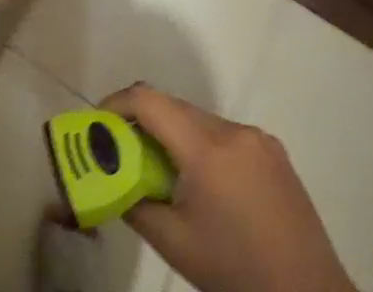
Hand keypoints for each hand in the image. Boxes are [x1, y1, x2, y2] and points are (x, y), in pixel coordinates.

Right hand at [101, 85, 355, 291]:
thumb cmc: (235, 270)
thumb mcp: (172, 241)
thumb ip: (133, 201)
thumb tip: (108, 179)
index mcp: (208, 149)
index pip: (149, 101)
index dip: (116, 104)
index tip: (97, 125)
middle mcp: (235, 132)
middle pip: (174, 106)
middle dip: (141, 121)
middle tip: (120, 151)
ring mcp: (260, 140)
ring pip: (199, 119)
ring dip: (172, 133)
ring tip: (158, 171)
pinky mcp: (275, 154)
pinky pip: (224, 134)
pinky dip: (200, 144)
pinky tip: (198, 181)